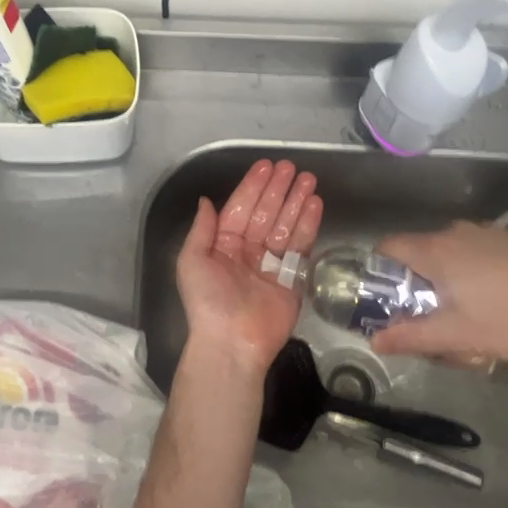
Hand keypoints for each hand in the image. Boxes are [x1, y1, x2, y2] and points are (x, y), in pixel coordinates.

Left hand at [176, 159, 323, 376]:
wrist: (231, 342)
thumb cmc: (207, 300)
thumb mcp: (191, 260)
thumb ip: (202, 229)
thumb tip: (206, 200)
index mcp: (222, 245)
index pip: (240, 208)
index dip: (253, 187)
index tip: (266, 166)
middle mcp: (247, 251)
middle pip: (265, 213)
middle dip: (278, 189)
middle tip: (293, 167)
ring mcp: (271, 265)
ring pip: (285, 225)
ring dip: (296, 202)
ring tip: (309, 179)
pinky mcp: (292, 280)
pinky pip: (300, 247)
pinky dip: (308, 224)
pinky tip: (315, 204)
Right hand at [368, 222, 507, 366]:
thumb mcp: (458, 336)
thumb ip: (411, 337)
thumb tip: (374, 341)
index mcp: (436, 250)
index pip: (387, 247)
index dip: (379, 272)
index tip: (385, 301)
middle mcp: (457, 233)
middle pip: (419, 253)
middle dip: (416, 285)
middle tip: (428, 321)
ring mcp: (489, 234)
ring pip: (450, 255)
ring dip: (447, 282)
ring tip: (465, 318)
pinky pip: (477, 254)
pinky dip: (473, 275)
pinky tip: (497, 305)